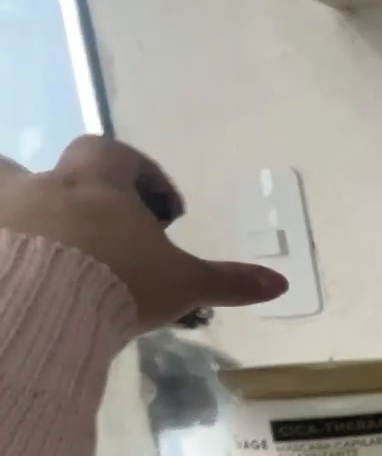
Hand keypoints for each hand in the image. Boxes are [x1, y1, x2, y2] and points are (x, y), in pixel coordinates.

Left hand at [0, 136, 286, 329]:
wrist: (28, 303)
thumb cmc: (118, 279)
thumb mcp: (187, 284)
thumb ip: (230, 281)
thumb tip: (280, 282)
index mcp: (93, 186)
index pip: (111, 152)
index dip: (140, 173)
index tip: (162, 212)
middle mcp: (33, 187)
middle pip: (20, 165)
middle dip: (41, 189)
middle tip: (71, 226)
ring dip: (13, 219)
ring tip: (37, 254)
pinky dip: (4, 253)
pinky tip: (20, 279)